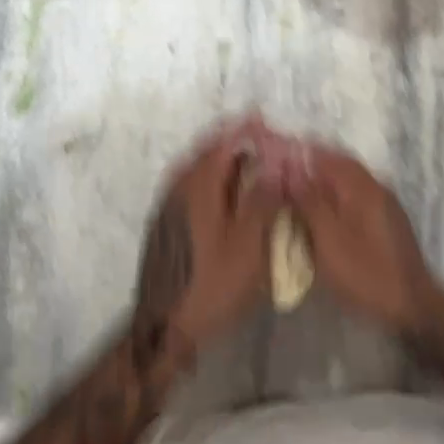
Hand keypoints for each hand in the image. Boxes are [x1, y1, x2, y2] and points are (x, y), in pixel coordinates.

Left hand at [133, 117, 287, 346]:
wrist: (165, 324)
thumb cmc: (212, 284)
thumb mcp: (248, 243)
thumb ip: (263, 200)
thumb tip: (277, 164)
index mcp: (198, 188)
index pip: (221, 143)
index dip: (244, 129)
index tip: (265, 119)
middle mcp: (178, 190)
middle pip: (205, 154)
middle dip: (232, 143)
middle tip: (261, 142)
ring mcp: (168, 209)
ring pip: (196, 173)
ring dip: (221, 163)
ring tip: (249, 166)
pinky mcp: (166, 227)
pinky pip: (191, 190)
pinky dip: (212, 183)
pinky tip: (229, 199)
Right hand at [291, 147, 443, 334]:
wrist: (410, 306)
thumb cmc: (366, 273)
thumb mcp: (329, 239)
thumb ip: (310, 202)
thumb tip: (289, 170)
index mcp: (364, 188)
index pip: (328, 156)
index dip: (300, 154)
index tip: (274, 157)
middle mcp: (378, 189)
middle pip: (340, 168)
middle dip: (310, 168)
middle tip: (280, 177)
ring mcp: (385, 207)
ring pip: (348, 185)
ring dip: (322, 185)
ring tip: (294, 196)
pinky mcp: (385, 225)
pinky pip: (355, 201)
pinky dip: (334, 201)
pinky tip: (319, 217)